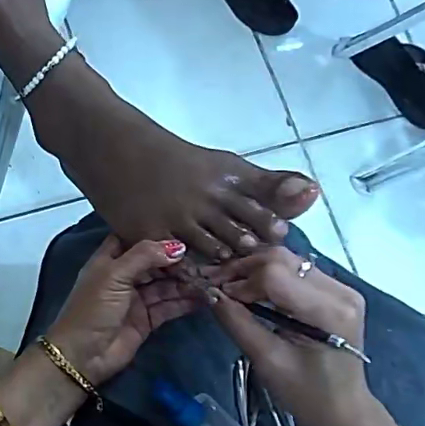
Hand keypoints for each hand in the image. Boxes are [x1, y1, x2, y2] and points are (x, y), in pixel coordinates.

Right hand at [31, 63, 321, 260]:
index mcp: (226, 174)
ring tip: (237, 276)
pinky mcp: (151, 232)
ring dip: (228, 263)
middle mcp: (207, 195)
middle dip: (255, 252)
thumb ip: (265, 182)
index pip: (265, 206)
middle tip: (262, 268)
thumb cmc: (165, 155)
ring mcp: (179, 216)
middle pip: (244, 231)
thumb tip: (313, 192)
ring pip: (216, 249)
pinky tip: (201, 279)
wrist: (111, 146)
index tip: (280, 242)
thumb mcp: (220, 163)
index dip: (274, 228)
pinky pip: (178, 260)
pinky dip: (193, 271)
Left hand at [44, 236, 201, 385]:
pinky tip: (205, 296)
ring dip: (186, 281)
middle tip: (205, 257)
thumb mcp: (114, 275)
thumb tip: (176, 247)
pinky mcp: (147, 319)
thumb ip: (144, 256)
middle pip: (155, 263)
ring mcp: (136, 298)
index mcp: (109, 260)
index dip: (156, 235)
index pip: (134, 239)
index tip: (183, 229)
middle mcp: (124, 277)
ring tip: (210, 277)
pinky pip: (170, 306)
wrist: (83, 355)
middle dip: (177, 261)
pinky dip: (186, 301)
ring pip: (166, 285)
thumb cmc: (93, 309)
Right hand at [203, 248, 402, 425]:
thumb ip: (238, 322)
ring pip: (287, 260)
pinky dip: (268, 275)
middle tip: (216, 285)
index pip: (275, 275)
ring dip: (254, 270)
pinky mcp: (335, 291)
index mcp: (329, 311)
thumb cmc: (306, 394)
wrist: (344, 411)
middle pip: (282, 259)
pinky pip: (296, 270)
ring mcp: (341, 288)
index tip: (216, 295)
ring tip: (229, 287)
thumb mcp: (267, 360)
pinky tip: (250, 289)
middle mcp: (341, 291)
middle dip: (244, 269)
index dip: (240, 280)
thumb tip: (208, 292)